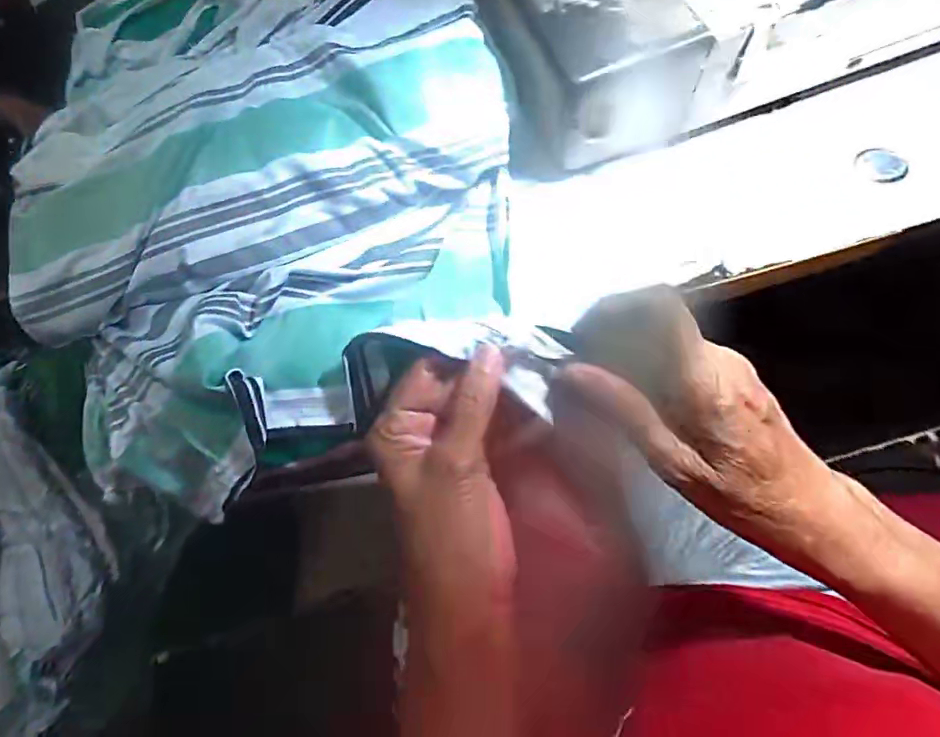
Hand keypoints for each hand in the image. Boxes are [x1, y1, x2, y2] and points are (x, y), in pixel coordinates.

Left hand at [370, 345, 515, 617]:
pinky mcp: (477, 461)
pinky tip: (541, 398)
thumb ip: (474, 403)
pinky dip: (515, 413)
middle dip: (491, 371)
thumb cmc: (452, 533)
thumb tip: (490, 348)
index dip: (463, 354)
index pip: (428, 372)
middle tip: (531, 348)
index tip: (504, 335)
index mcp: (397, 429)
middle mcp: (418, 430)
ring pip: (479, 403)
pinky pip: (494, 425)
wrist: (471, 604)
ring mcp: (449, 445)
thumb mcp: (458, 462)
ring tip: (541, 366)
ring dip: (507, 389)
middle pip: (455, 385)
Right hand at [556, 288, 880, 574]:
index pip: (662, 307)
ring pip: (666, 333)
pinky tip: (641, 395)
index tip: (585, 331)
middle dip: (614, 331)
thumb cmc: (745, 497)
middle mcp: (720, 358)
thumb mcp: (674, 465)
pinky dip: (652, 361)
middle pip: (657, 317)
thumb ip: (625, 411)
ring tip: (607, 384)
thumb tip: (574, 373)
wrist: (809, 505)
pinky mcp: (732, 368)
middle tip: (584, 365)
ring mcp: (730, 360)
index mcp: (705, 381)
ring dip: (631, 348)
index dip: (618, 305)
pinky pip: (680, 349)